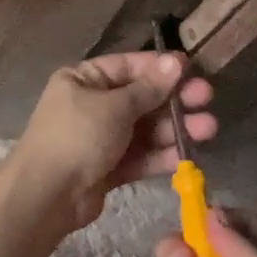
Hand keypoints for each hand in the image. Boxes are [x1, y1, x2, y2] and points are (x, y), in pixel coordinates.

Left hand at [9, 51, 216, 230]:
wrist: (47, 195)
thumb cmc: (77, 136)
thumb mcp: (114, 107)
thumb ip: (147, 89)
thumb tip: (175, 62)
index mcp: (83, 79)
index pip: (127, 66)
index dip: (159, 67)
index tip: (192, 68)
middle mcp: (92, 104)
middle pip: (140, 97)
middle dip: (173, 99)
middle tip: (207, 99)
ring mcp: (101, 137)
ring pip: (144, 128)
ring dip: (174, 128)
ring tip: (208, 128)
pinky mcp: (109, 168)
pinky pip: (139, 156)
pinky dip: (161, 155)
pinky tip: (188, 155)